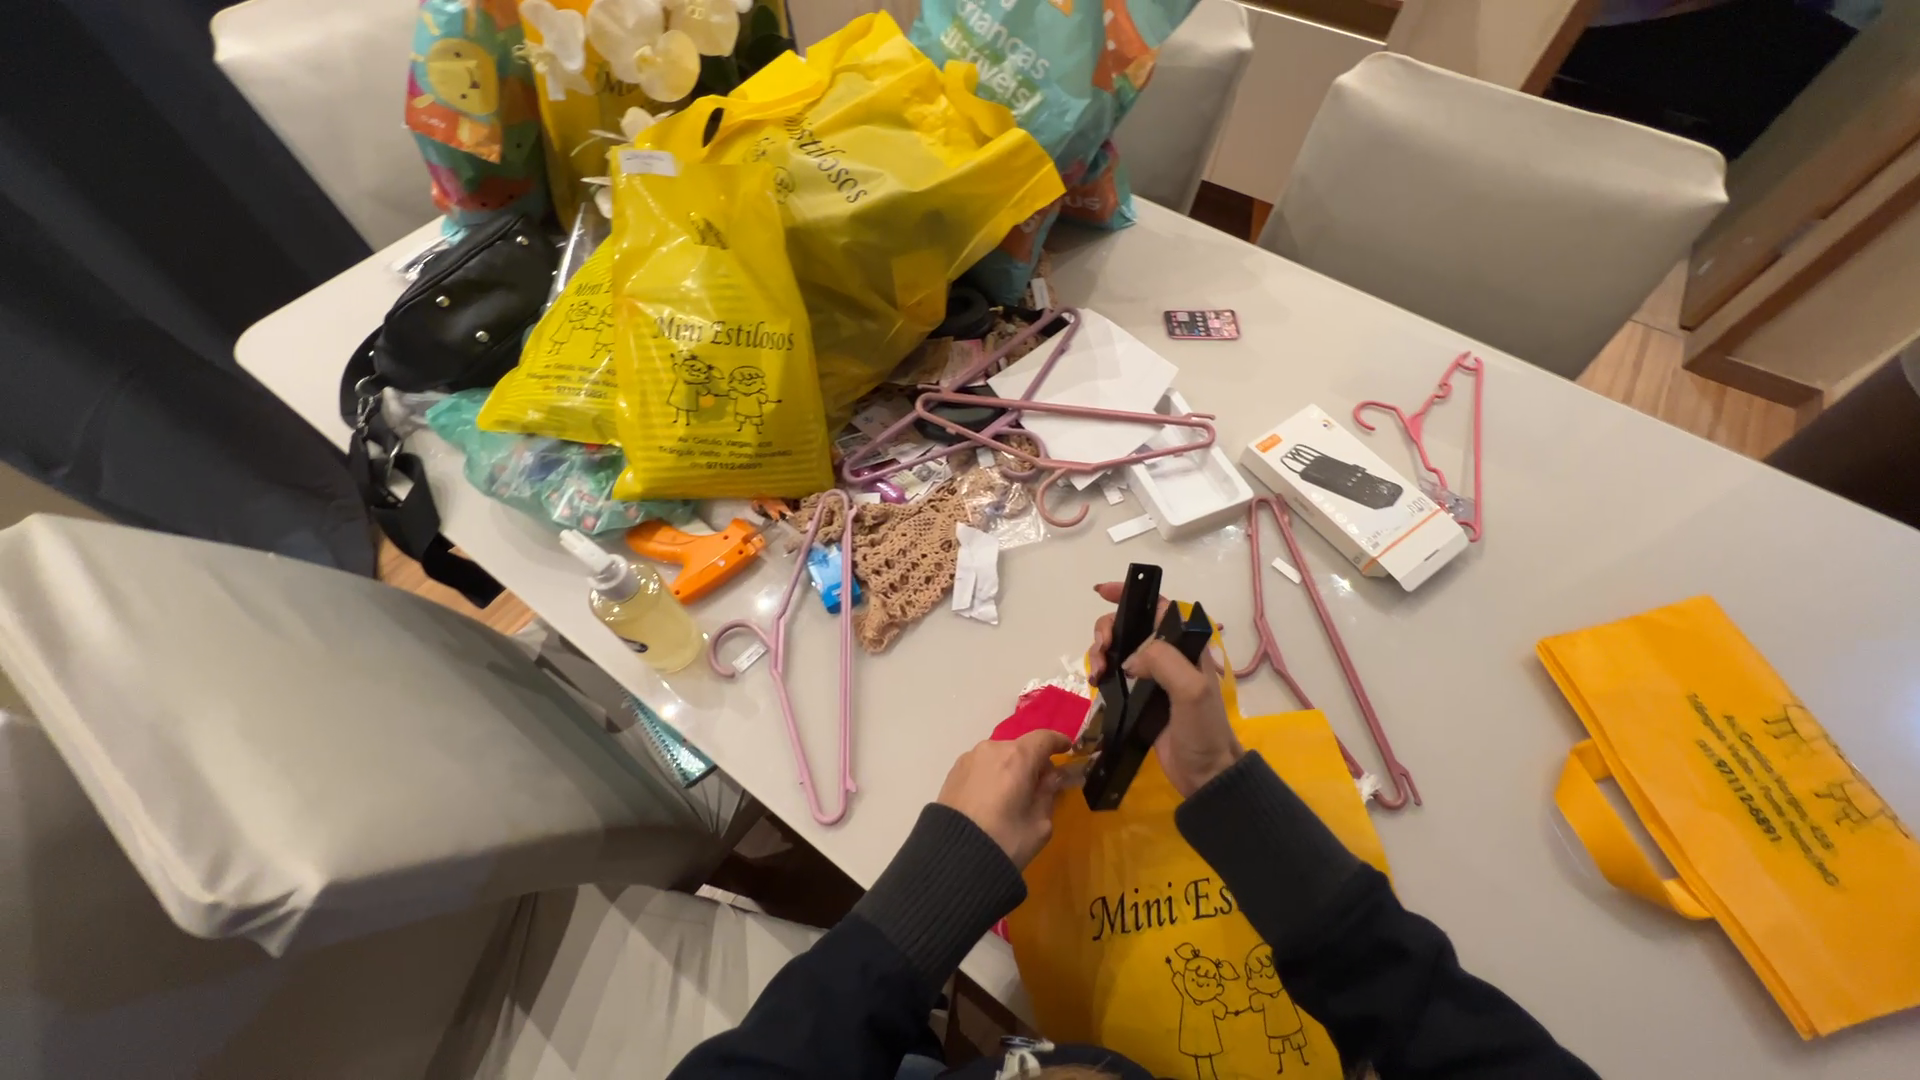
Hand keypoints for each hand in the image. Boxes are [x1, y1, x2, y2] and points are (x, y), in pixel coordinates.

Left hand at [936, 729, 1069, 867]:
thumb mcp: (1040, 823)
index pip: (1044, 738)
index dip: (1058, 742)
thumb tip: (1051, 777)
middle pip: (1020, 747)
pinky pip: (982, 766)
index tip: (1066, 749)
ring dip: (1010, 768)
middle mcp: (992, 749)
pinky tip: (991, 798)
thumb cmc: (1005, 841)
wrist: (954, 858)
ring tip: (1012, 795)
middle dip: (1033, 762)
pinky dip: (992, 775)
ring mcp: (970, 758)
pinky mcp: (953, 771)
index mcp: (1017, 757)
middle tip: (1040, 785)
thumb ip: (1048, 793)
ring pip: (999, 756)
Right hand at [1089, 582, 1242, 797]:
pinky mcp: (1137, 696)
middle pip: (1129, 626)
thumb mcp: (1191, 690)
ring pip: (1117, 649)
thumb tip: (1131, 659)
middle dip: (1108, 631)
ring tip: (1096, 675)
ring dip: (1100, 654)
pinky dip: (1100, 673)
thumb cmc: (1202, 729)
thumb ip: (1163, 661)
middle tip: (1101, 652)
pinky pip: (1113, 674)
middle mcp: (1167, 655)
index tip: (1102, 593)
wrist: (1204, 773)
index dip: (1130, 595)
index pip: (1157, 606)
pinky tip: (1096, 685)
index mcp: (1185, 646)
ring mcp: (1152, 676)